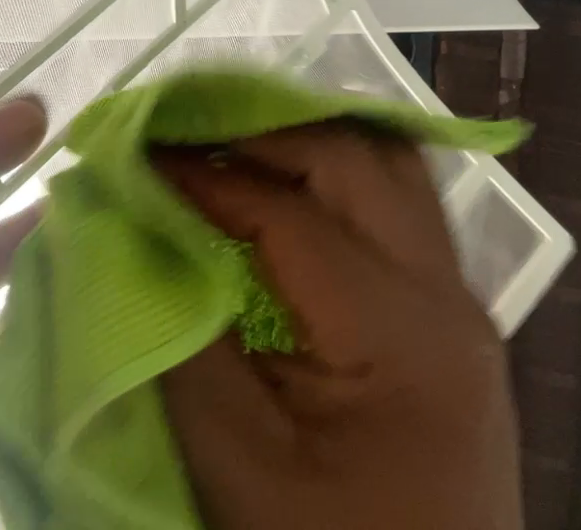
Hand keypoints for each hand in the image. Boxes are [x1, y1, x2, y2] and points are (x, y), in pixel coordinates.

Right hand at [157, 123, 522, 529]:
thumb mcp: (232, 452)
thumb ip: (180, 327)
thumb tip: (131, 224)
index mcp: (400, 336)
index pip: (286, 211)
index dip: (197, 172)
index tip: (125, 153)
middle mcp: (447, 299)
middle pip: (356, 160)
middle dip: (254, 128)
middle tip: (171, 130)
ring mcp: (455, 305)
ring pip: (386, 170)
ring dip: (296, 141)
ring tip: (214, 142)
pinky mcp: (440, 318)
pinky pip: (388, 208)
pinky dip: (322, 175)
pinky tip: (267, 186)